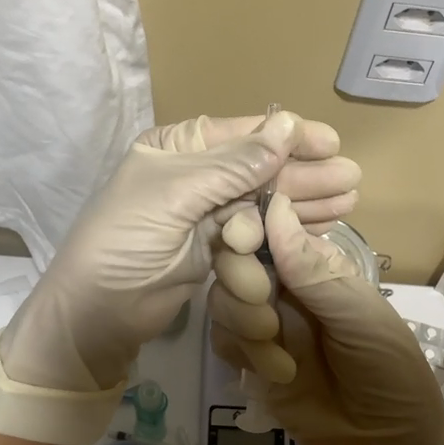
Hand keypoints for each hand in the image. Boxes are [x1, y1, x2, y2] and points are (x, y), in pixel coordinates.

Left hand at [0, 111, 358, 444]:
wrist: (93, 320)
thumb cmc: (123, 244)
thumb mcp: (175, 196)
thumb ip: (234, 165)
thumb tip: (287, 124)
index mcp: (176, 148)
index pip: (242, 134)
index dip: (288, 137)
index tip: (331, 142)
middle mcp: (193, 173)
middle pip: (259, 168)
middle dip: (304, 174)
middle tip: (350, 180)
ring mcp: (204, 213)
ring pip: (263, 201)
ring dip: (303, 201)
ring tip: (347, 202)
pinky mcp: (213, 249)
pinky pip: (257, 231)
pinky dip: (286, 229)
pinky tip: (320, 226)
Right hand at [210, 198, 443, 444]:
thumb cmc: (391, 372)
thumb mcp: (362, 317)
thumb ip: (313, 271)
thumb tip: (275, 208)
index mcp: (316, 263)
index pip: (269, 226)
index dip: (248, 227)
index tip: (243, 240)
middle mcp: (285, 285)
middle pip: (234, 259)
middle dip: (241, 280)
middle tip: (266, 310)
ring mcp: (266, 322)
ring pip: (222, 299)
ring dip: (243, 320)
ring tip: (279, 351)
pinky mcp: (250, 362)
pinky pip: (222, 339)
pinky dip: (242, 352)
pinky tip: (277, 374)